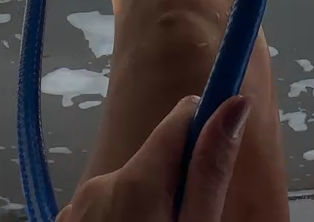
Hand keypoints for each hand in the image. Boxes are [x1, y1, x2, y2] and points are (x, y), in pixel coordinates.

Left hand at [59, 95, 251, 221]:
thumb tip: (237, 103)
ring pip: (131, 188)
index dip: (207, 127)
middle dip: (178, 184)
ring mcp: (75, 210)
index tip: (222, 147)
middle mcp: (100, 184)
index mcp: (136, 180)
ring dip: (148, 210)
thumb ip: (211, 170)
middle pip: (157, 158)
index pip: (184, 113)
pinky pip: (104, 211)